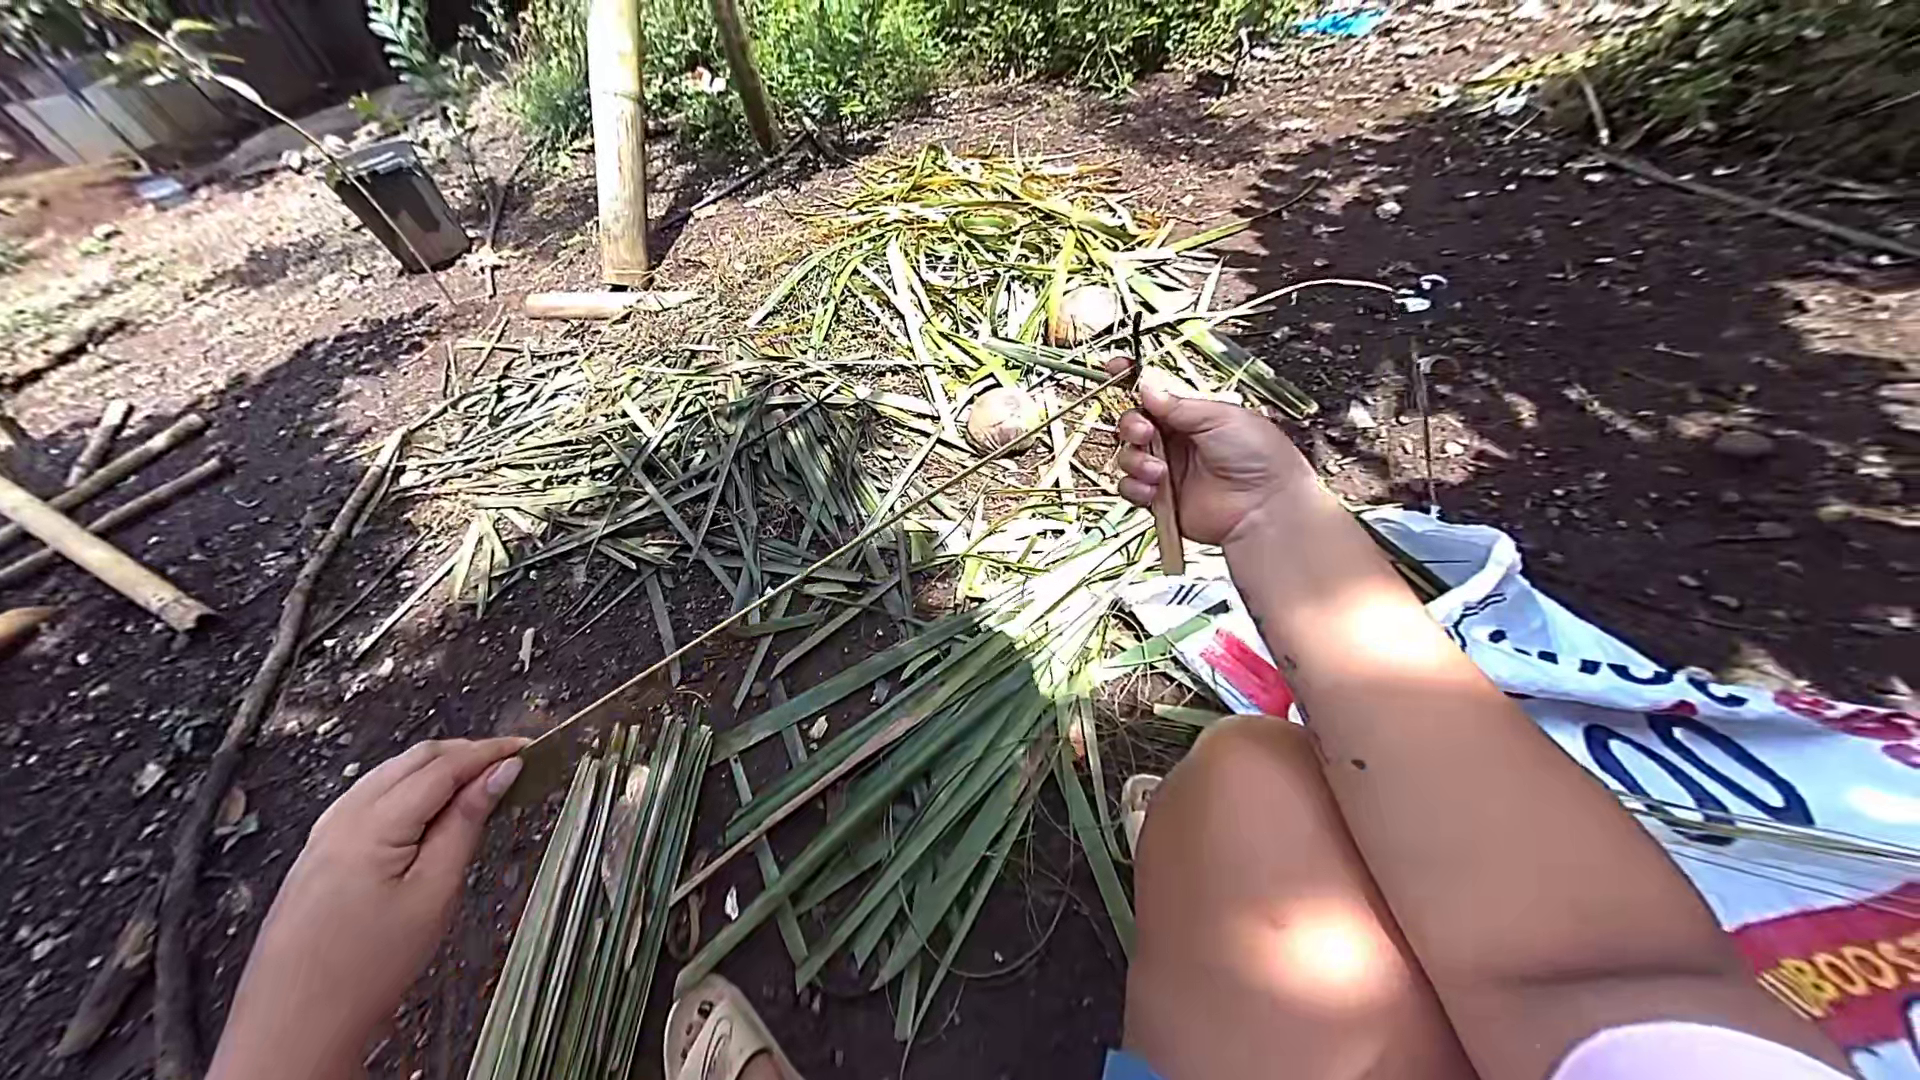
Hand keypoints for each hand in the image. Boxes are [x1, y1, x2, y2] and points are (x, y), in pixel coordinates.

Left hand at [209, 738, 525, 1079]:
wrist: (292, 1033)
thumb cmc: (372, 966)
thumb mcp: (436, 891)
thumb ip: (467, 822)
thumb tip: (502, 772)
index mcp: (369, 829)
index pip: (441, 768)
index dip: (490, 752)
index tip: (530, 748)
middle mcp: (339, 822)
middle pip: (413, 761)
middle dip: (466, 752)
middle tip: (511, 761)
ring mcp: (321, 837)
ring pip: (389, 773)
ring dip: (439, 765)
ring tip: (481, 778)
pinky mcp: (316, 855)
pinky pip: (369, 796)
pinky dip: (410, 784)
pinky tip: (433, 802)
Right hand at [1108, 358, 1317, 545]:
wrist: (1263, 506)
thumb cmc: (1258, 457)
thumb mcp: (1220, 417)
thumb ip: (1178, 404)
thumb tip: (1147, 386)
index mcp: (1190, 415)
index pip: (1153, 394)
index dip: (1132, 380)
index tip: (1115, 368)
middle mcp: (1174, 440)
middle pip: (1132, 425)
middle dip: (1131, 426)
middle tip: (1144, 433)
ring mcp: (1165, 469)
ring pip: (1127, 456)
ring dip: (1135, 461)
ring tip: (1159, 472)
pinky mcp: (1159, 498)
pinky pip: (1129, 488)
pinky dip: (1135, 488)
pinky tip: (1154, 490)